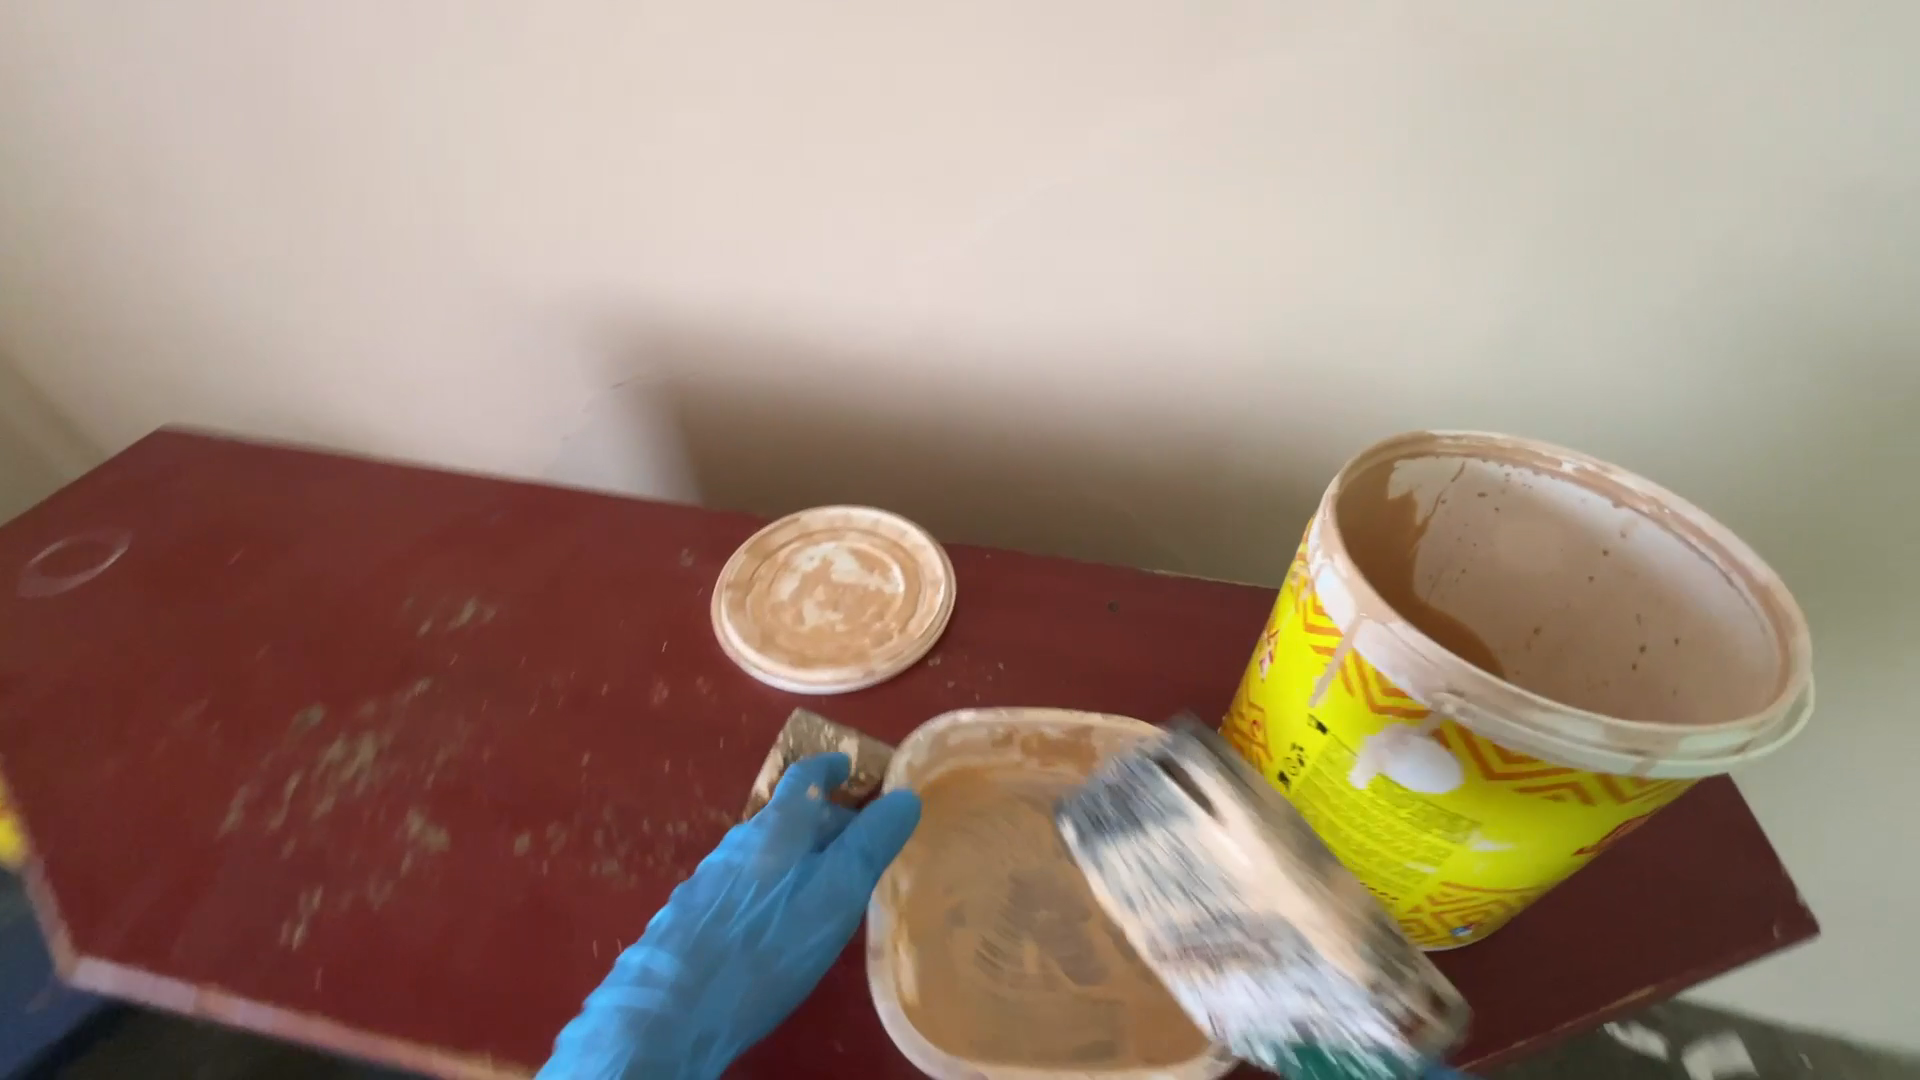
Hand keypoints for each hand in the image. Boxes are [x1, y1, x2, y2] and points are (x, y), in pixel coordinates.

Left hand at [537, 753, 921, 1079]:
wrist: (667, 1015)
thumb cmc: (767, 944)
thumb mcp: (837, 891)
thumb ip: (872, 842)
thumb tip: (906, 795)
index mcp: (777, 827)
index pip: (805, 776)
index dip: (829, 766)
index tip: (847, 765)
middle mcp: (740, 842)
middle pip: (786, 817)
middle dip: (821, 821)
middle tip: (853, 842)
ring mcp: (709, 881)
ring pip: (763, 854)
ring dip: (795, 857)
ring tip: (819, 886)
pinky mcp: (691, 919)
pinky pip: (741, 887)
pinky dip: (769, 888)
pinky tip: (772, 926)